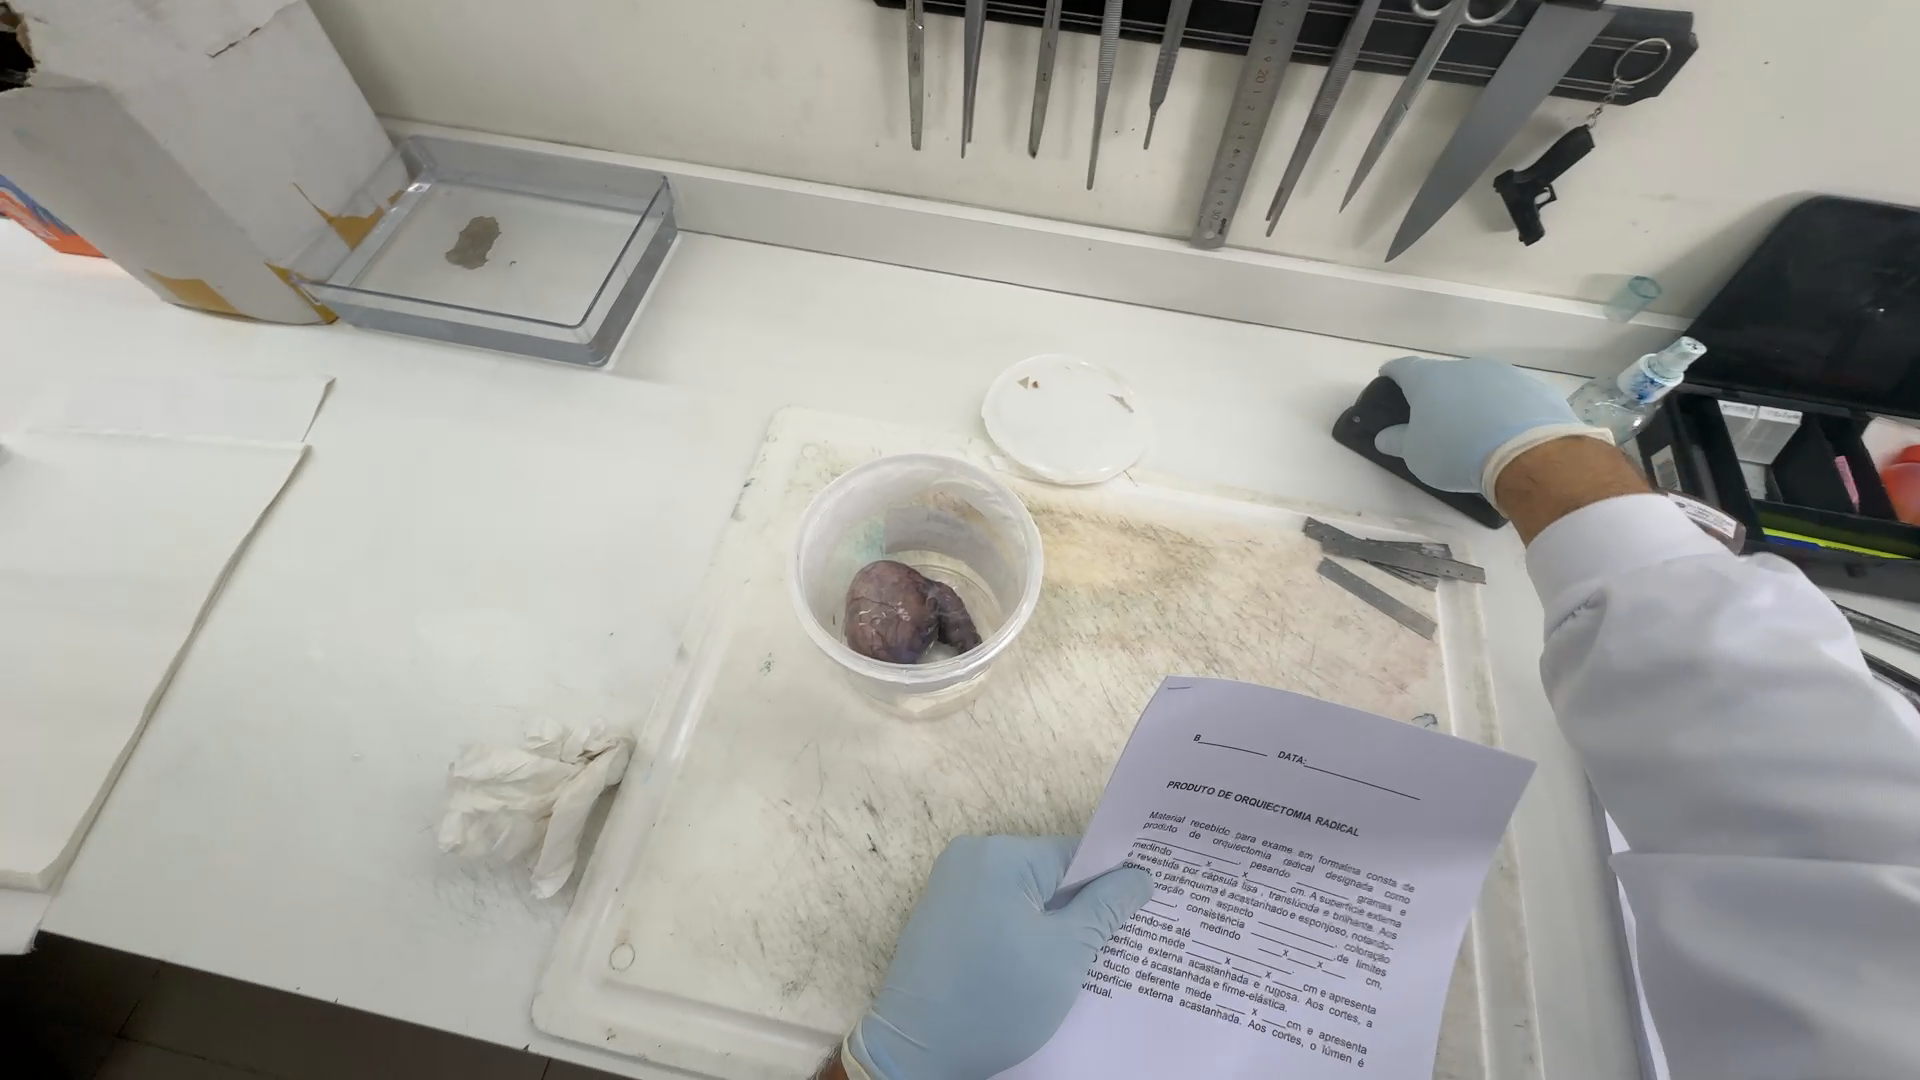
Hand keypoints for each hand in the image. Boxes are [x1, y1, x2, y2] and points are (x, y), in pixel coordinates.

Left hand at [846, 836, 1152, 1079]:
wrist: (916, 1050)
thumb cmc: (995, 999)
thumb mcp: (1065, 956)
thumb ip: (1105, 909)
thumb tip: (1141, 875)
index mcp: (1001, 854)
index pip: (1074, 854)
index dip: (1110, 881)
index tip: (1142, 907)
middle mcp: (973, 854)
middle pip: (1049, 871)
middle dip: (1081, 905)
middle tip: (1119, 940)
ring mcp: (953, 881)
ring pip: (1025, 891)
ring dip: (1053, 920)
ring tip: (1085, 957)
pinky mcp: (943, 909)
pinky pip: (998, 905)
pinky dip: (1022, 928)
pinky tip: (1041, 963)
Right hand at [1374, 356, 1606, 499]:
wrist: (1529, 454)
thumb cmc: (1455, 451)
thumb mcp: (1414, 454)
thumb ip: (1396, 440)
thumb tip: (1385, 436)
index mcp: (1430, 379)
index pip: (1403, 367)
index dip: (1392, 372)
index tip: (1387, 377)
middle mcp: (1465, 368)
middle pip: (1443, 376)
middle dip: (1436, 392)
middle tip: (1432, 417)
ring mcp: (1505, 374)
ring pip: (1478, 384)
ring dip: (1470, 400)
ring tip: (1472, 428)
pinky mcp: (1536, 388)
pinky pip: (1509, 396)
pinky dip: (1501, 409)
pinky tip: (1503, 432)